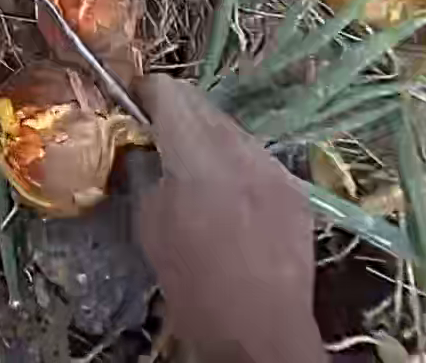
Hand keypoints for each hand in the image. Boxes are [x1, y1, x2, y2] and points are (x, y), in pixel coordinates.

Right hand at [135, 76, 324, 362]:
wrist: (259, 335)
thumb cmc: (191, 279)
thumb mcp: (147, 219)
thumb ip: (143, 166)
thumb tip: (138, 139)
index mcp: (195, 155)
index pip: (168, 91)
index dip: (145, 90)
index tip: (132, 102)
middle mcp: (237, 149)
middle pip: (197, 99)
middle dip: (172, 107)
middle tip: (155, 130)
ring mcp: (271, 165)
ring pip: (226, 122)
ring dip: (203, 130)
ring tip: (192, 162)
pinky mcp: (293, 186)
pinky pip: (253, 150)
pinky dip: (232, 156)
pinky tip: (227, 188)